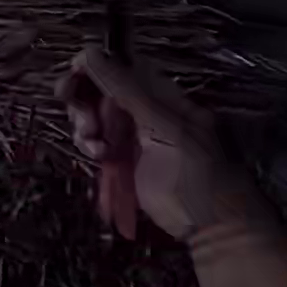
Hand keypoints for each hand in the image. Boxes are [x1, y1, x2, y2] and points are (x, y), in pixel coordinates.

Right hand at [57, 46, 265, 240]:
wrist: (212, 234)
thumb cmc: (196, 177)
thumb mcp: (163, 128)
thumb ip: (125, 89)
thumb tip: (89, 52)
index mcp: (160, 95)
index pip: (119, 65)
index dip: (93, 65)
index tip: (74, 73)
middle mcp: (142, 109)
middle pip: (97, 86)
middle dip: (82, 97)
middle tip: (82, 115)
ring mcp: (130, 133)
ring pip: (89, 111)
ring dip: (83, 124)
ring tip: (95, 144)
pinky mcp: (119, 156)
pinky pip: (91, 137)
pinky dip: (87, 143)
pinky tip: (98, 156)